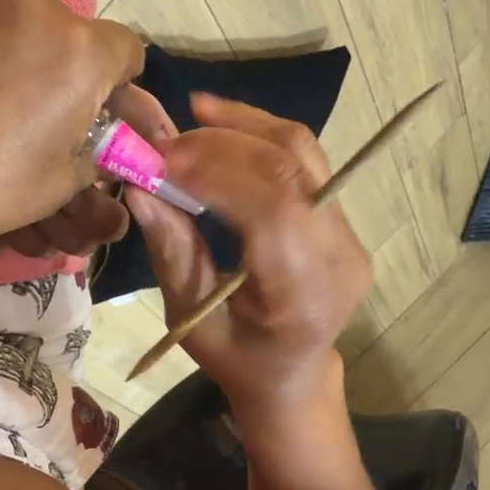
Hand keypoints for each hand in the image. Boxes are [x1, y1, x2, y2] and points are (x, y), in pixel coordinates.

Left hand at [0, 0, 145, 262]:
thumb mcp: (58, 185)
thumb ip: (95, 144)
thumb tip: (97, 123)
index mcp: (83, 56)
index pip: (124, 50)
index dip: (110, 80)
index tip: (84, 101)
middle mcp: (40, 4)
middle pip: (66, 26)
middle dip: (54, 58)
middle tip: (19, 99)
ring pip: (15, 6)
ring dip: (8, 35)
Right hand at [129, 94, 370, 411]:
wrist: (292, 372)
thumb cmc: (235, 356)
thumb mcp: (189, 318)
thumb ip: (172, 251)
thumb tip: (141, 187)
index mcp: (299, 294)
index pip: (270, 209)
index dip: (215, 171)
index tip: (160, 158)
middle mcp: (337, 255)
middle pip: (289, 169)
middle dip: (222, 143)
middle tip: (166, 142)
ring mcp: (349, 232)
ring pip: (303, 152)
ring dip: (244, 126)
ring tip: (194, 117)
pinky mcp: (344, 217)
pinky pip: (306, 161)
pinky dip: (261, 136)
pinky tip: (223, 127)